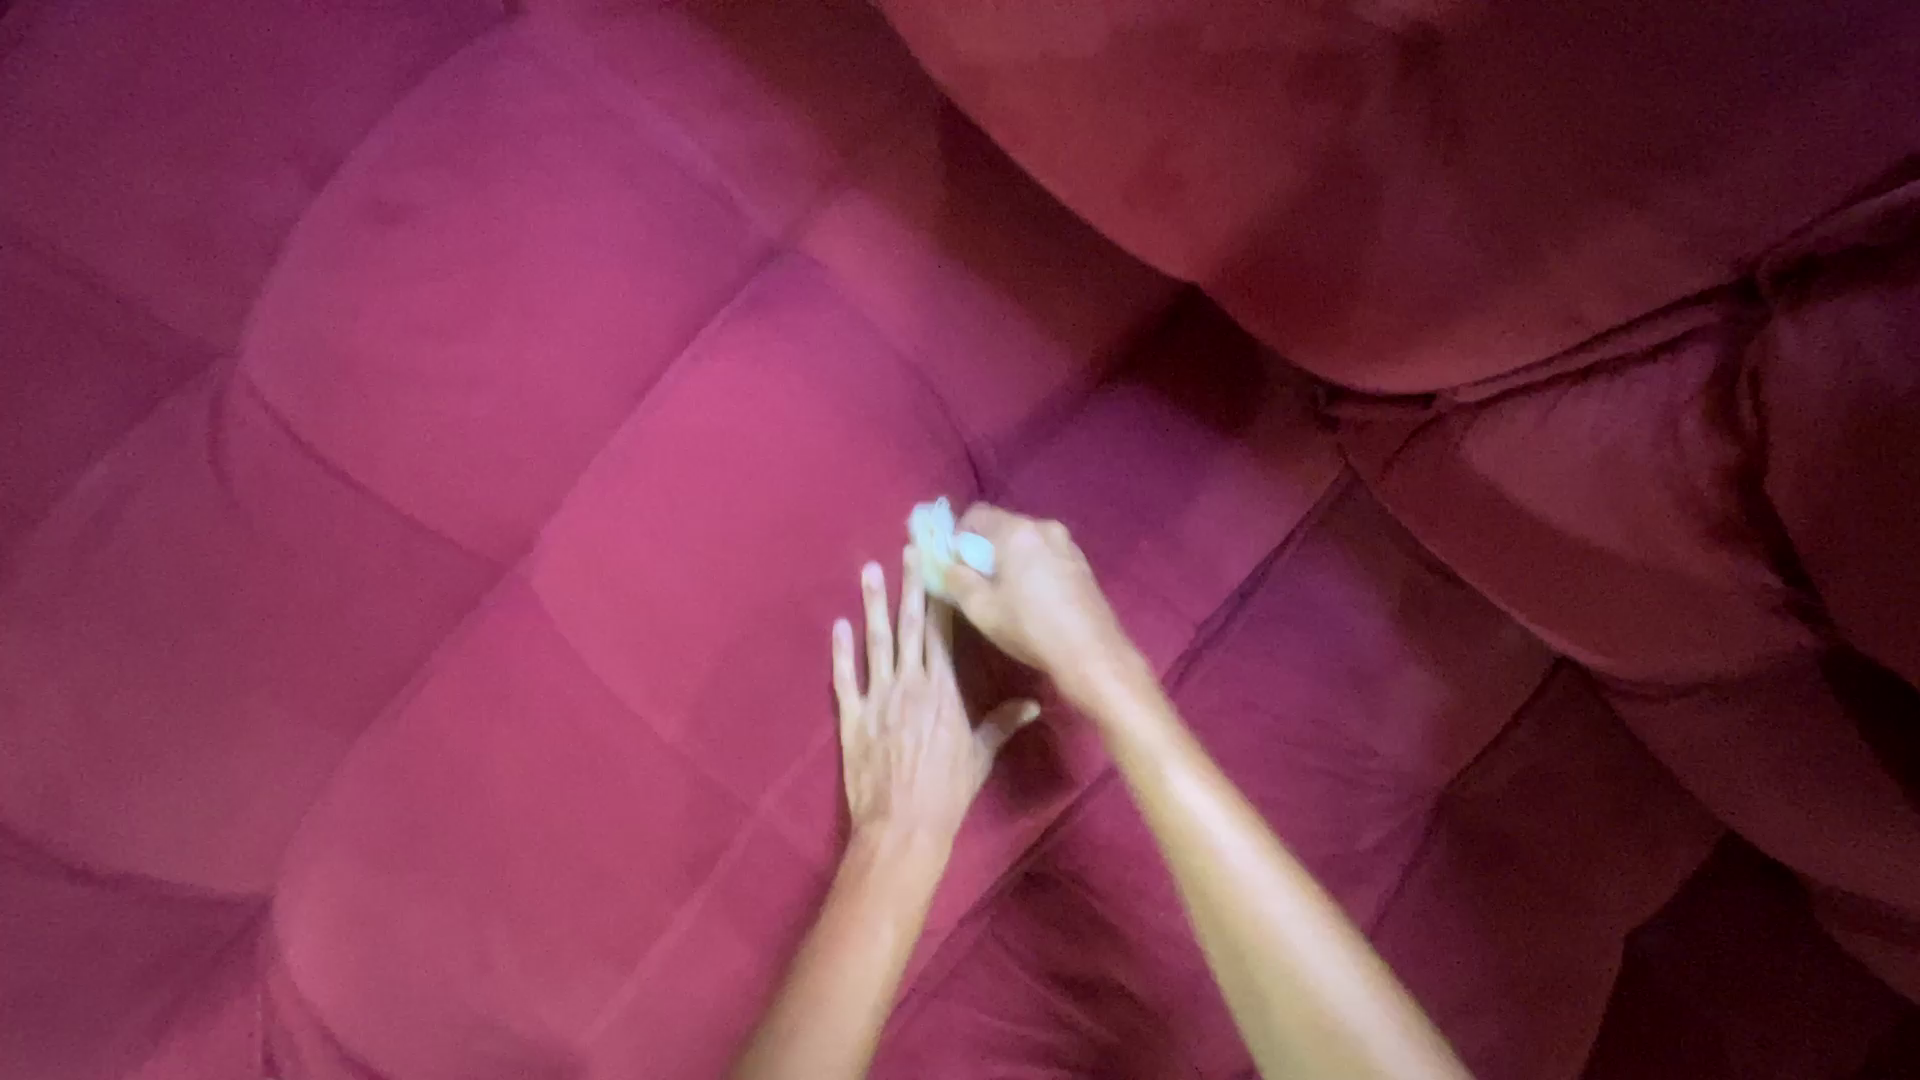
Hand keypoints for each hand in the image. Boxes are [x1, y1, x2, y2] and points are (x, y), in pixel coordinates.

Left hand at [833, 550, 1038, 849]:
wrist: (903, 824)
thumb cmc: (947, 790)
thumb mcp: (980, 754)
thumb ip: (1003, 723)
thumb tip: (1034, 703)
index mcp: (943, 688)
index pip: (943, 632)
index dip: (940, 597)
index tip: (939, 566)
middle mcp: (911, 682)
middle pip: (911, 625)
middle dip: (910, 585)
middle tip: (906, 549)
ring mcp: (878, 696)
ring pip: (876, 641)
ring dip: (873, 604)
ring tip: (870, 570)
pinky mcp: (852, 715)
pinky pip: (845, 676)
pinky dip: (840, 650)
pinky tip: (839, 624)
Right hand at [943, 504, 1137, 693]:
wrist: (1091, 652)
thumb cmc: (1030, 628)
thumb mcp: (981, 609)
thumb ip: (957, 579)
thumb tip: (950, 565)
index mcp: (1016, 531)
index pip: (976, 513)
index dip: (958, 536)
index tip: (956, 565)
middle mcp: (1044, 527)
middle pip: (1003, 526)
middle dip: (984, 549)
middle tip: (978, 583)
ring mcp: (1067, 544)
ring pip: (1026, 541)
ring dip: (1009, 559)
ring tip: (1007, 594)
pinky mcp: (1081, 563)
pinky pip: (1045, 554)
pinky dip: (1032, 567)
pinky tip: (1033, 598)